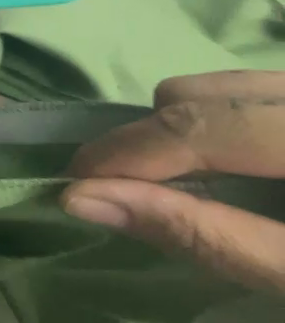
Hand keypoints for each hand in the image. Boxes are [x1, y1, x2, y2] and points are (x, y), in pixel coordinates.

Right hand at [62, 70, 284, 293]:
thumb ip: (208, 237)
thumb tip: (77, 199)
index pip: (198, 126)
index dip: (125, 154)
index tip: (74, 188)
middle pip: (197, 95)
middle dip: (151, 140)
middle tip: (130, 192)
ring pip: (219, 85)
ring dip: (185, 128)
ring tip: (191, 182)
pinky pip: (248, 93)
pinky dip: (223, 123)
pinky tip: (240, 169)